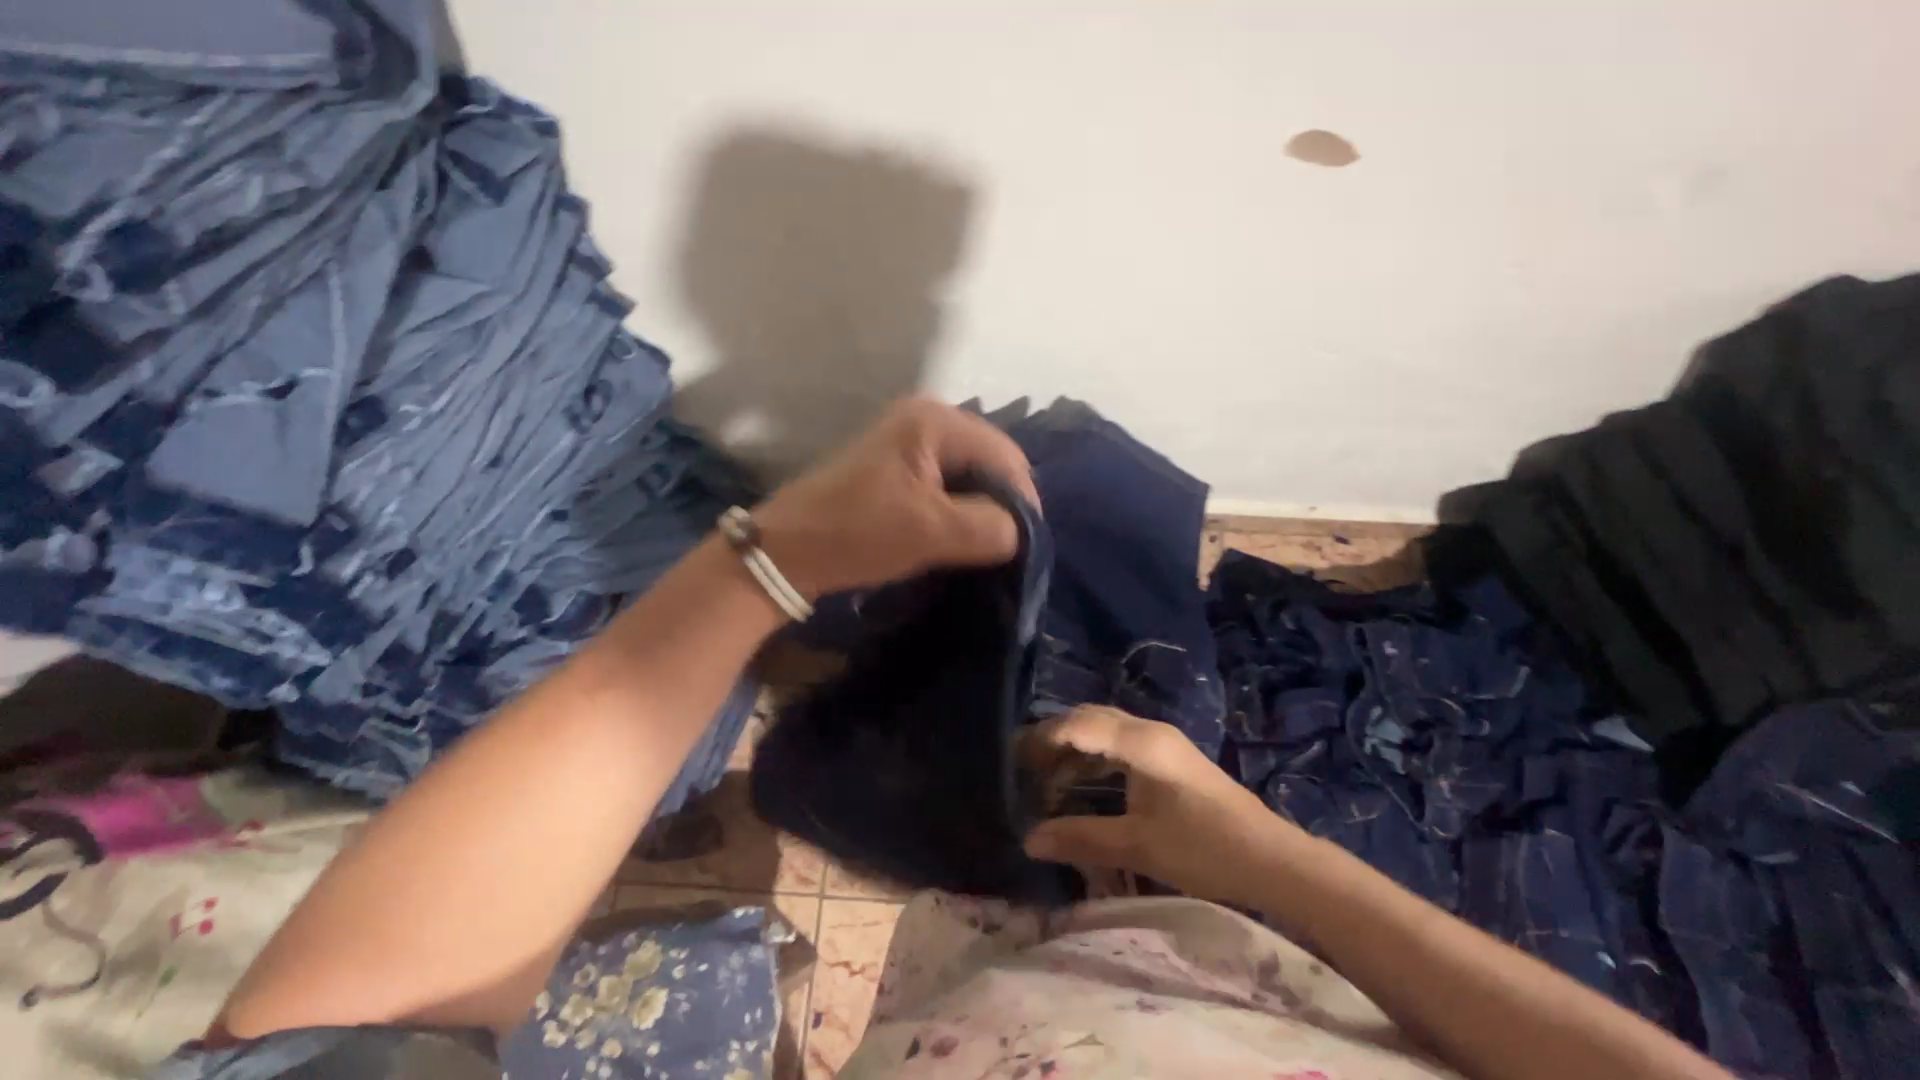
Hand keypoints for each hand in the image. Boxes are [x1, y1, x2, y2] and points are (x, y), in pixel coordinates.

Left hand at [750, 398, 1038, 599]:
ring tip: (978, 547)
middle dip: (1000, 504)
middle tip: (1001, 548)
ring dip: (979, 510)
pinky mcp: (897, 464)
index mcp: (935, 420)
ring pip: (969, 475)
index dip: (1021, 501)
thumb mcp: (933, 532)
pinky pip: (947, 483)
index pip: (1007, 456)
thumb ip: (992, 527)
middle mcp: (926, 416)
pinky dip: (956, 509)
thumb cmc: (857, 534)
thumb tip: (1020, 531)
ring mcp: (908, 438)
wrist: (785, 552)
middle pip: (990, 461)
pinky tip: (953, 537)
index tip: (1020, 547)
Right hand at [1021, 706, 1310, 906]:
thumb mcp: (1137, 845)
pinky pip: (1120, 745)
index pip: (1079, 724)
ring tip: (1044, 778)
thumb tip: (1028, 839)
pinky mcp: (1170, 760)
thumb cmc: (1203, 848)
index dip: (1042, 739)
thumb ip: (1080, 837)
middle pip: (1090, 718)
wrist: (1270, 859)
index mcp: (1141, 742)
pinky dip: (1094, 758)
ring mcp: (1163, 744)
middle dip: (1053, 738)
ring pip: (1105, 731)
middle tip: (1021, 766)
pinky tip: (1081, 784)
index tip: (1012, 760)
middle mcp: (1150, 731)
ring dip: (1074, 749)